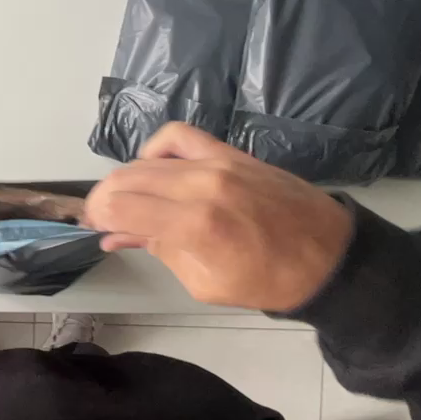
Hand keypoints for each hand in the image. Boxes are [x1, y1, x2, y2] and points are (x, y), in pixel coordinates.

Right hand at [84, 123, 352, 311]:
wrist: (328, 258)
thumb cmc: (265, 281)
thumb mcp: (202, 282)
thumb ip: (157, 251)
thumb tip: (117, 236)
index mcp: (192, 226)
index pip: (119, 206)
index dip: (96, 216)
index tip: (92, 227)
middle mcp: (200, 187)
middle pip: (126, 179)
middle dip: (103, 199)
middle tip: (100, 217)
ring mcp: (216, 164)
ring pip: (145, 160)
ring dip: (124, 179)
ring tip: (124, 198)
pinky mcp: (230, 154)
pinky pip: (179, 137)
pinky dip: (156, 150)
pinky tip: (154, 169)